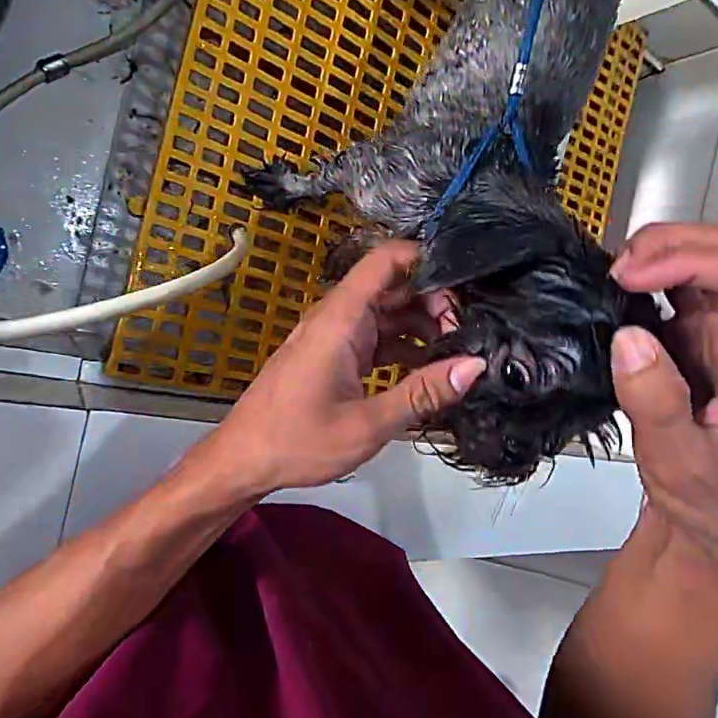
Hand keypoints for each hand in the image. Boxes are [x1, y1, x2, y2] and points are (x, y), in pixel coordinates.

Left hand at [184, 241, 486, 499]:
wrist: (243, 459)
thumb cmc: (297, 441)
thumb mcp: (368, 424)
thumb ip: (422, 394)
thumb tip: (474, 367)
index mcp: (340, 320)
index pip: (385, 261)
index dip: (426, 258)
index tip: (465, 281)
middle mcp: (336, 318)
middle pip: (392, 287)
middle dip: (433, 300)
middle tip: (466, 332)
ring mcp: (332, 336)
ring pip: (385, 314)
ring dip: (419, 326)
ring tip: (454, 353)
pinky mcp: (332, 355)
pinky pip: (373, 337)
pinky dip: (400, 346)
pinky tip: (425, 370)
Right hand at [607, 224, 717, 593]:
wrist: (711, 532)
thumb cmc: (715, 505)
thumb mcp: (683, 464)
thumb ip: (657, 403)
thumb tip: (629, 337)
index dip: (695, 259)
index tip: (634, 277)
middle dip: (677, 244)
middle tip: (620, 266)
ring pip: (705, 268)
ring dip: (660, 256)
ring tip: (614, 275)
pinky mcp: (692, 349)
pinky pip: (676, 295)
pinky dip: (645, 281)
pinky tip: (616, 294)